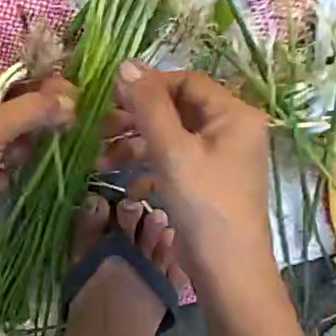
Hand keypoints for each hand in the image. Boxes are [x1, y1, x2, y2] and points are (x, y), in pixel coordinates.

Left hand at [0, 73, 75, 246]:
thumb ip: (35, 109)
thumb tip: (71, 98)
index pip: (12, 82)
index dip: (41, 90)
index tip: (71, 99)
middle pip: (16, 113)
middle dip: (28, 128)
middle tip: (55, 132)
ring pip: (14, 142)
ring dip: (15, 154)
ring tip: (5, 164)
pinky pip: (4, 167)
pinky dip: (3, 174)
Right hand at [106, 62, 272, 278]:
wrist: (228, 270)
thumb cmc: (204, 204)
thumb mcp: (172, 151)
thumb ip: (148, 106)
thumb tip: (125, 64)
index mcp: (234, 114)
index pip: (187, 81)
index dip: (149, 85)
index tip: (112, 98)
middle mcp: (233, 131)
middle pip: (178, 110)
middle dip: (138, 119)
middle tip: (100, 129)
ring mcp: (221, 159)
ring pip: (173, 139)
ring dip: (137, 146)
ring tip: (101, 161)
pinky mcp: (209, 184)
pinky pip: (177, 164)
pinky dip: (152, 170)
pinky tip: (129, 187)